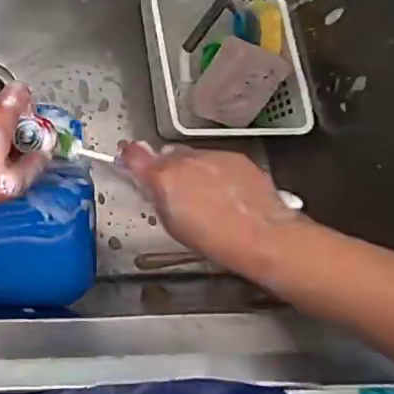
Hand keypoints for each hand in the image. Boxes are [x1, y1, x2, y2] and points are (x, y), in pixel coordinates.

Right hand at [119, 141, 307, 274]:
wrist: (263, 235)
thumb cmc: (214, 240)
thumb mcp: (172, 224)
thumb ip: (158, 197)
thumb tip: (153, 186)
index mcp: (162, 177)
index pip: (134, 154)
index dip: (131, 158)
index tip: (132, 165)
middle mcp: (184, 159)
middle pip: (165, 155)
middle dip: (166, 169)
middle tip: (175, 191)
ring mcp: (211, 155)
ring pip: (191, 156)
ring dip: (191, 169)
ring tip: (205, 195)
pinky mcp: (235, 156)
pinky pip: (215, 159)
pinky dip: (215, 171)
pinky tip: (226, 193)